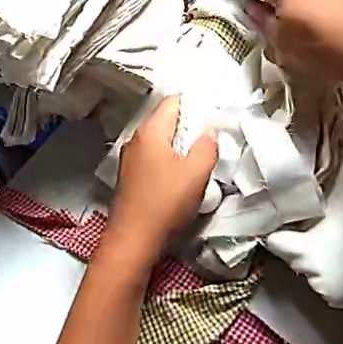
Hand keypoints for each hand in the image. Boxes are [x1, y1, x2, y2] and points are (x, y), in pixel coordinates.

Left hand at [108, 96, 218, 259]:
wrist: (132, 241)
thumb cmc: (165, 203)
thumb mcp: (196, 173)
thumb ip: (207, 146)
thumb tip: (209, 132)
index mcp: (150, 131)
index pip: (173, 102)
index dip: (195, 105)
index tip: (213, 117)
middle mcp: (135, 140)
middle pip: (165, 121)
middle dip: (189, 127)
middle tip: (210, 139)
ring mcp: (129, 159)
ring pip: (159, 141)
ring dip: (179, 146)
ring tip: (198, 160)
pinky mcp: (129, 177)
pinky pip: (152, 158)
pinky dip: (168, 161)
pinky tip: (179, 178)